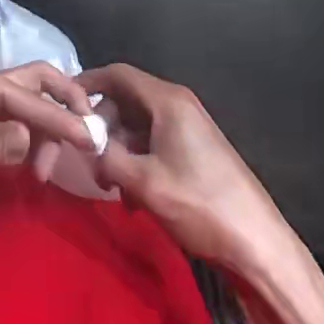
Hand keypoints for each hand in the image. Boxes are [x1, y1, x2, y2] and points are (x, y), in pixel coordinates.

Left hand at [0, 61, 97, 191]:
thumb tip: (31, 137)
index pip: (35, 96)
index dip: (64, 119)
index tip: (91, 142)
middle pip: (40, 86)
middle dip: (66, 106)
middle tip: (90, 136)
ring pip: (33, 110)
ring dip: (49, 135)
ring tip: (45, 173)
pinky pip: (20, 127)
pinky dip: (37, 141)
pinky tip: (41, 164)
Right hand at [81, 65, 295, 268]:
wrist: (260, 249)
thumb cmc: (200, 205)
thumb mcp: (142, 182)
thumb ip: (105, 155)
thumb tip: (85, 142)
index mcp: (168, 101)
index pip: (117, 74)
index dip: (87, 82)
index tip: (63, 101)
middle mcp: (178, 106)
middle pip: (125, 102)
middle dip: (102, 128)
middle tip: (90, 160)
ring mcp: (189, 129)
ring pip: (137, 126)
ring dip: (119, 151)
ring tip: (111, 186)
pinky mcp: (195, 152)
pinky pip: (154, 143)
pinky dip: (137, 162)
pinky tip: (133, 196)